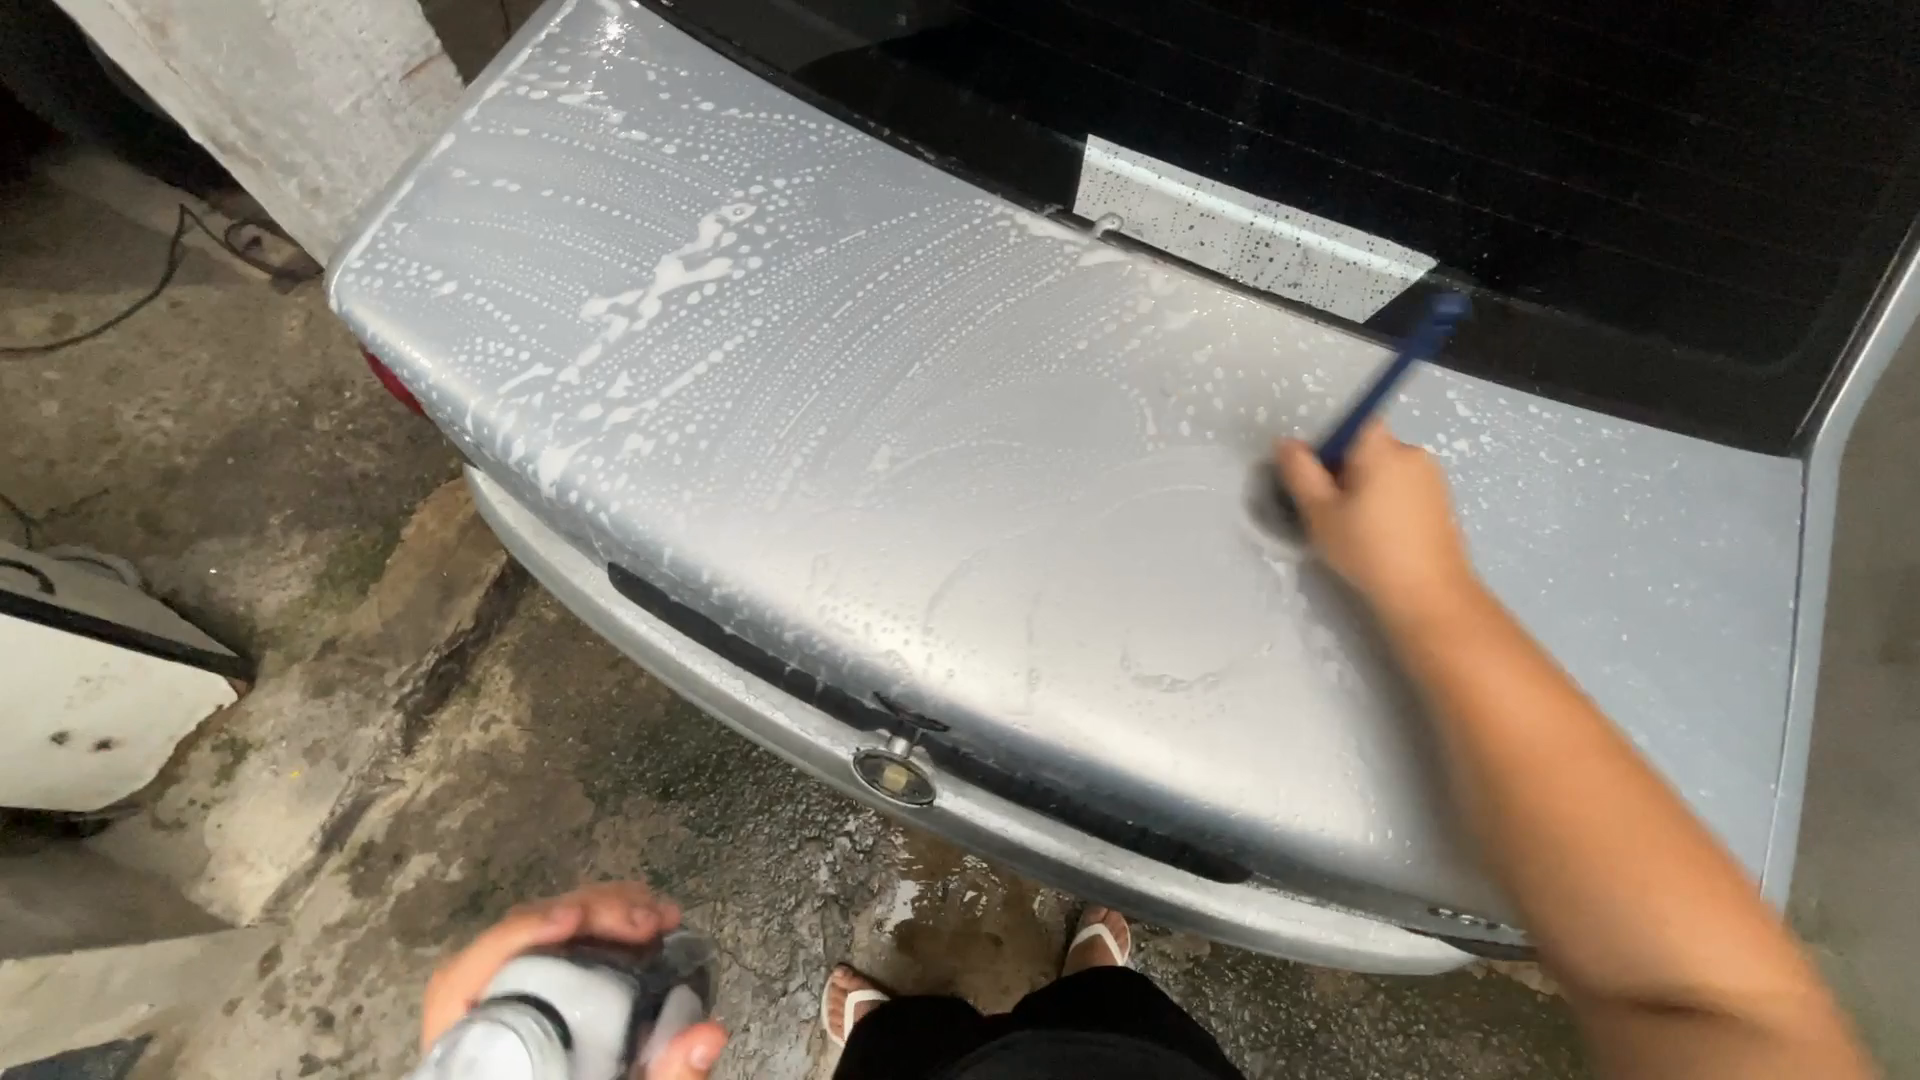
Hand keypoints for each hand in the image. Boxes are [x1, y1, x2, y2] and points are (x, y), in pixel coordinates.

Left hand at [421, 882, 727, 1079]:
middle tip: (650, 921)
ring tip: (661, 917)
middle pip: (517, 943)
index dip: (510, 940)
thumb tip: (711, 1032)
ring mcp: (521, 1008)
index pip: (460, 985)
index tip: (572, 921)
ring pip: (547, 934)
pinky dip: (612, 926)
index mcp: (475, 1065)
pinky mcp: (553, 998)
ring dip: (608, 912)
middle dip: (590, 915)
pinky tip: (652, 926)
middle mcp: (489, 1027)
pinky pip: (572, 946)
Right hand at [1274, 422, 1479, 626]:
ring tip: (1353, 526)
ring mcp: (1433, 478)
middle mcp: (1413, 453)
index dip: (1334, 440)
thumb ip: (1299, 472)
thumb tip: (1286, 442)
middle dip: (1346, 469)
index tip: (1319, 474)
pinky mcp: (1442, 502)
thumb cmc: (1367, 548)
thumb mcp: (1319, 512)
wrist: (1428, 593)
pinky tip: (1378, 535)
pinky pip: (1403, 488)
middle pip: (1370, 447)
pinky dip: (1386, 502)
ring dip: (1366, 487)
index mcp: (1382, 450)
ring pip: (1386, 469)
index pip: (1357, 420)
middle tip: (1328, 508)